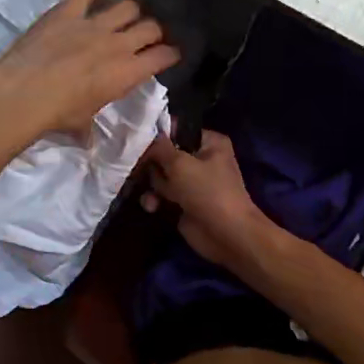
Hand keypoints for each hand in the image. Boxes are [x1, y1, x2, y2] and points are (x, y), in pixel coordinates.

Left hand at [0, 0, 179, 143]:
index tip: (169, 55)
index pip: (163, 56)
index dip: (170, 54)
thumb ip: (90, 129)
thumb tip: (89, 144)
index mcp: (127, 73)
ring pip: (127, 5)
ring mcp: (93, 24)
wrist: (24, 93)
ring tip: (122, 16)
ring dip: (128, 11)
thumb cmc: (57, 114)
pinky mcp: (67, 12)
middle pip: (151, 26)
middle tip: (146, 36)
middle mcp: (117, 44)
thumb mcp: (81, 124)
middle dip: (153, 30)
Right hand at [142, 130, 276, 268]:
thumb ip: (158, 148)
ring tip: (155, 195)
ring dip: (153, 185)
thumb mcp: (180, 163)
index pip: (177, 129)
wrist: (226, 234)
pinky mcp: (182, 202)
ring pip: (160, 175)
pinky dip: (155, 199)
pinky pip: (161, 194)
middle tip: (142, 171)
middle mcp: (200, 158)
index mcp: (209, 142)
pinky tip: (153, 207)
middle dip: (152, 165)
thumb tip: (146, 140)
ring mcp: (191, 182)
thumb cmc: (207, 191)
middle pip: (165, 153)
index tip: (138, 142)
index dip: (157, 135)